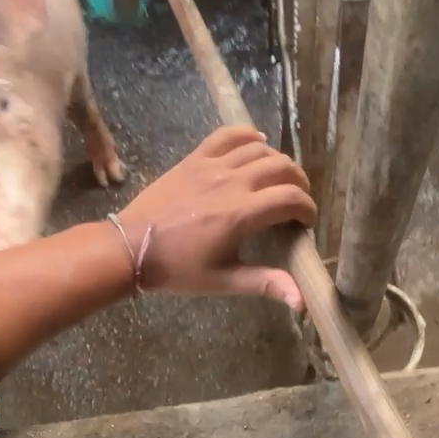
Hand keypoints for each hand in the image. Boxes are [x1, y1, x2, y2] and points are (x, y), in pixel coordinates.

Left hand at [115, 126, 317, 309]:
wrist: (131, 248)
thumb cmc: (178, 269)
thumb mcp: (223, 280)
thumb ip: (265, 283)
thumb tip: (301, 302)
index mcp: (241, 214)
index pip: (291, 198)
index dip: (307, 208)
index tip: (306, 223)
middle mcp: (231, 182)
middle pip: (282, 167)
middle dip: (299, 183)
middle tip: (297, 201)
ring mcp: (211, 165)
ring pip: (259, 149)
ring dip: (278, 161)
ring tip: (279, 179)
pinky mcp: (194, 158)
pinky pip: (227, 135)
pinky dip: (248, 135)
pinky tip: (257, 143)